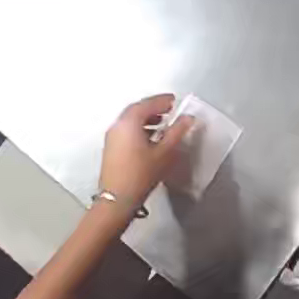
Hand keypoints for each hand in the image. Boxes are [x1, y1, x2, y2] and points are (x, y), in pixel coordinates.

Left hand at [99, 94, 197, 211]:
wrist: (117, 199)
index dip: (162, 101)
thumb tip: (188, 118)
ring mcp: (112, 136)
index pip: (147, 104)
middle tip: (169, 109)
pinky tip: (150, 137)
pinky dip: (139, 127)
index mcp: (129, 122)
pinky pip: (126, 129)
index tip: (174, 100)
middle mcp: (118, 125)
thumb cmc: (142, 174)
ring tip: (162, 123)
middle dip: (154, 108)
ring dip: (146, 118)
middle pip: (137, 110)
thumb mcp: (164, 152)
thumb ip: (177, 132)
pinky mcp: (111, 147)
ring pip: (130, 120)